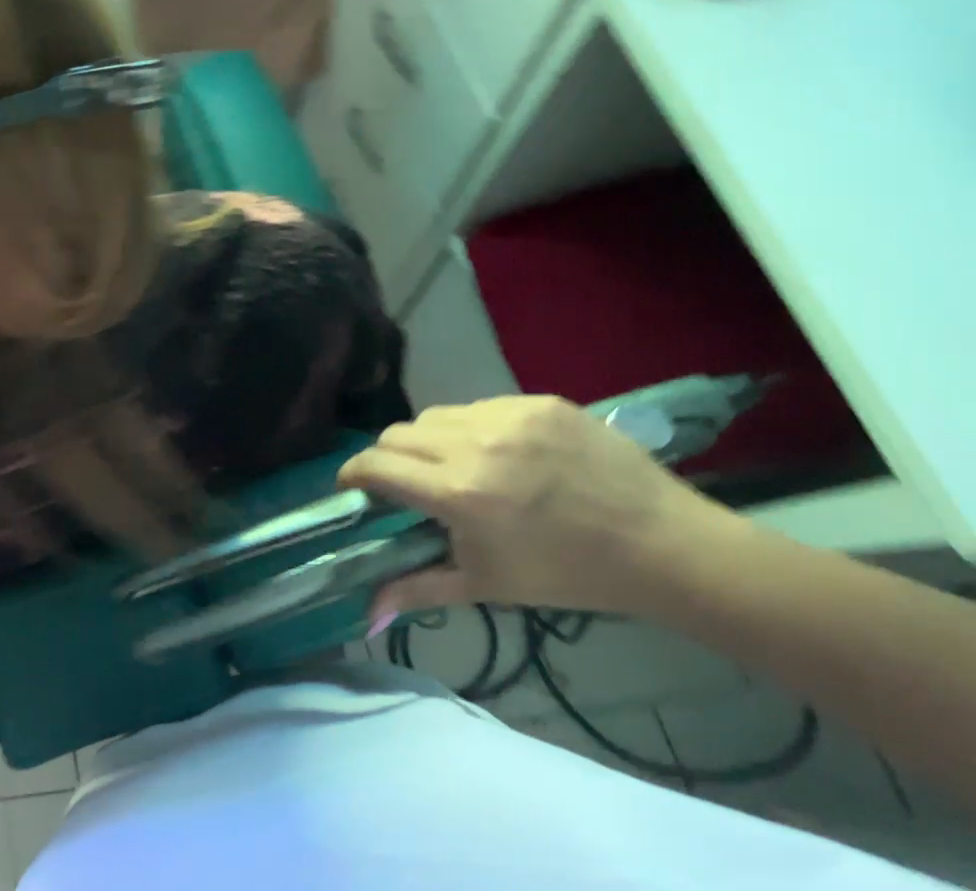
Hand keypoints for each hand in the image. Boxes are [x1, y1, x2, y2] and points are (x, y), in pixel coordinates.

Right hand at [338, 396, 734, 618]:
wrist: (663, 546)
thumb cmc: (567, 574)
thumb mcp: (485, 585)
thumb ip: (417, 590)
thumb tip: (365, 614)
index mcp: (458, 494)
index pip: (375, 465)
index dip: (353, 476)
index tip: (355, 491)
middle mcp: (476, 446)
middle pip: (397, 433)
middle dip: (388, 458)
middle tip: (404, 484)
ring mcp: (511, 417)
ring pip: (435, 415)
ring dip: (428, 440)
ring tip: (451, 466)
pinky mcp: (541, 402)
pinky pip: (480, 405)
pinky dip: (472, 428)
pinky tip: (498, 454)